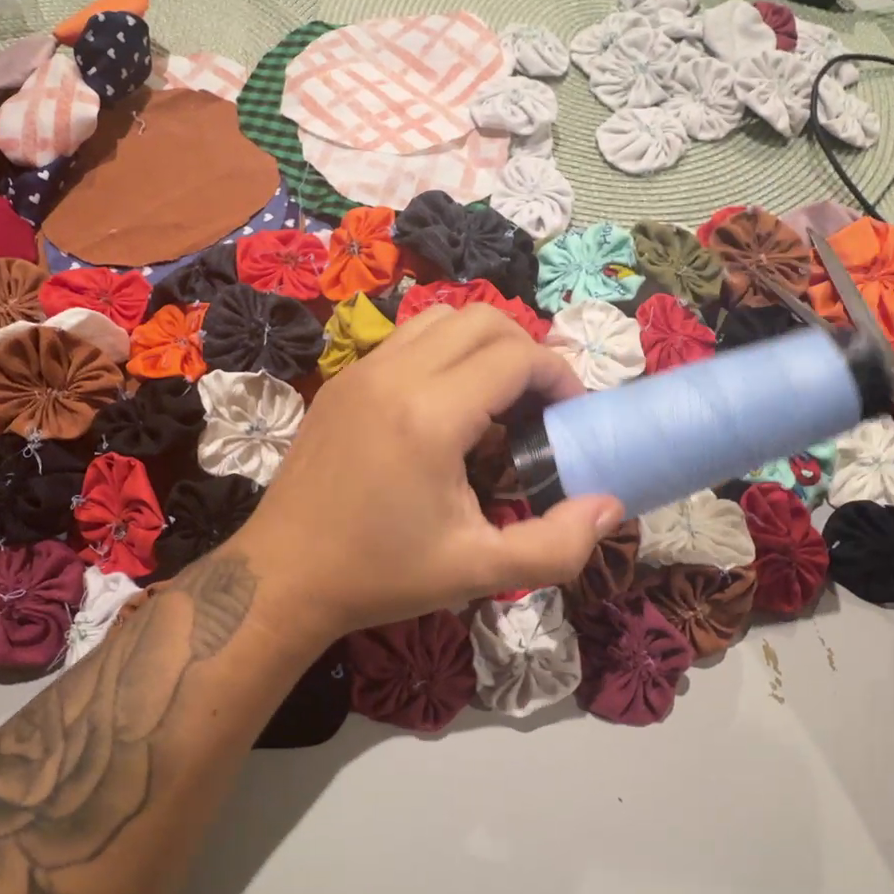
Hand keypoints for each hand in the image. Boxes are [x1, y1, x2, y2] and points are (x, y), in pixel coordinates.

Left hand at [236, 304, 624, 641]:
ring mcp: (361, 371)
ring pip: (441, 317)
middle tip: (539, 403)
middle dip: (526, 350)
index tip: (570, 413)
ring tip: (497, 397)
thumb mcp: (477, 571)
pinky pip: (407, 338)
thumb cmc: (380, 575)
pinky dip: (443, 350)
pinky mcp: (343, 381)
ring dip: (483, 343)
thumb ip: (556, 545)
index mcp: (430, 417)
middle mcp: (394, 375)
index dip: (558, 374)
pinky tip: (446, 405)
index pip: (515, 356)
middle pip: (482, 319)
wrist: (282, 577)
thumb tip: (611, 508)